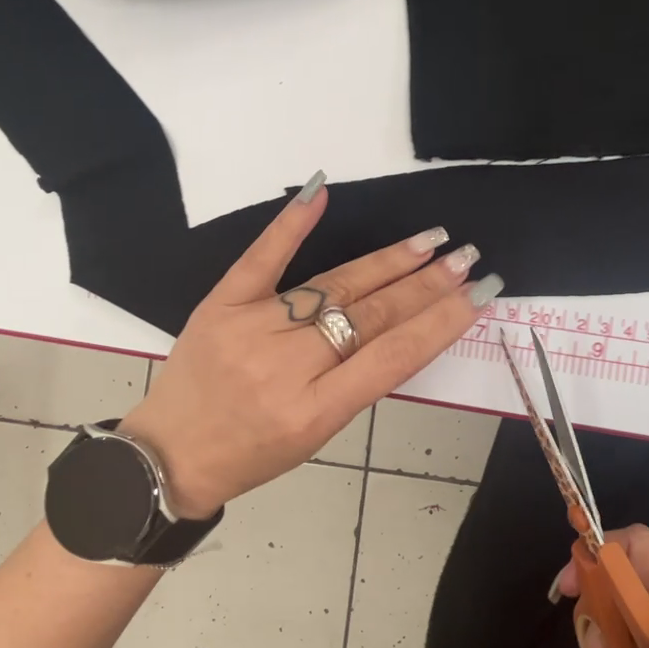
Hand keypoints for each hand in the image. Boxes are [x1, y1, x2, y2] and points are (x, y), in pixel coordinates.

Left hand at [118, 172, 502, 518]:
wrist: (169, 456)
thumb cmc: (254, 454)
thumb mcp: (318, 435)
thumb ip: (359, 383)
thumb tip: (407, 329)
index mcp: (316, 412)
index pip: (394, 357)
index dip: (441, 322)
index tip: (479, 295)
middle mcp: (287, 368)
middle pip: (370, 315)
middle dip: (426, 285)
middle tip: (465, 259)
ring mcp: (251, 330)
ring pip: (333, 286)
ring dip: (387, 261)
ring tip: (430, 241)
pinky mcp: (220, 304)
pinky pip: (261, 258)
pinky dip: (293, 223)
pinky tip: (322, 191)